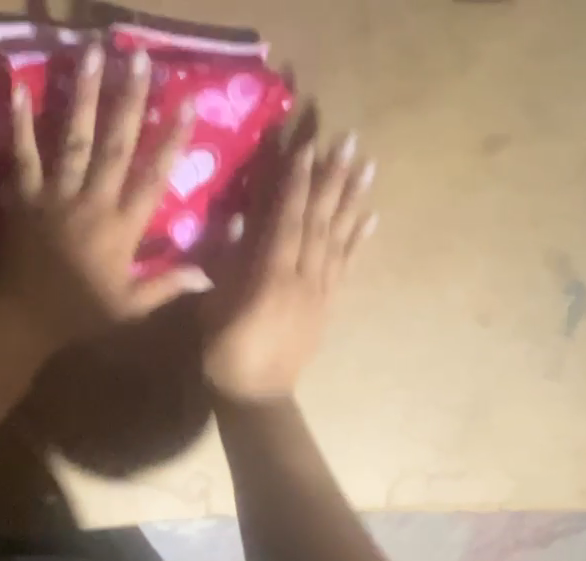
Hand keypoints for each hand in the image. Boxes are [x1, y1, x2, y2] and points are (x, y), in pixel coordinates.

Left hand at [0, 46, 214, 350]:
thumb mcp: (129, 308)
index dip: (172, 139)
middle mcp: (93, 203)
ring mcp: (57, 197)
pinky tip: (22, 89)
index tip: (187, 102)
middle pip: (116, 145)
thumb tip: (208, 275)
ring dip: (84, 95)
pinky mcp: (26, 198)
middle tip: (140, 59)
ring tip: (91, 55)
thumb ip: (166, 285)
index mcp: (122, 228)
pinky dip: (22, 123)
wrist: (23, 319)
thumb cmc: (78, 315)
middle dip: (130, 100)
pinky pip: (24, 156)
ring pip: (74, 139)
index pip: (153, 177)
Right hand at [203, 128, 377, 402]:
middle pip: (319, 220)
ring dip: (352, 198)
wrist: (257, 397)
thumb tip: (236, 222)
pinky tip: (371, 216)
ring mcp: (320, 290)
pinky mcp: (328, 304)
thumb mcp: (214, 311)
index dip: (295, 182)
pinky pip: (347, 265)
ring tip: (367, 164)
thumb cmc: (226, 355)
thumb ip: (225, 267)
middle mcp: (302, 277)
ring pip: (338, 236)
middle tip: (348, 139)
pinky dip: (359, 239)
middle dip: (332, 178)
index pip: (285, 219)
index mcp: (270, 277)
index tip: (306, 145)